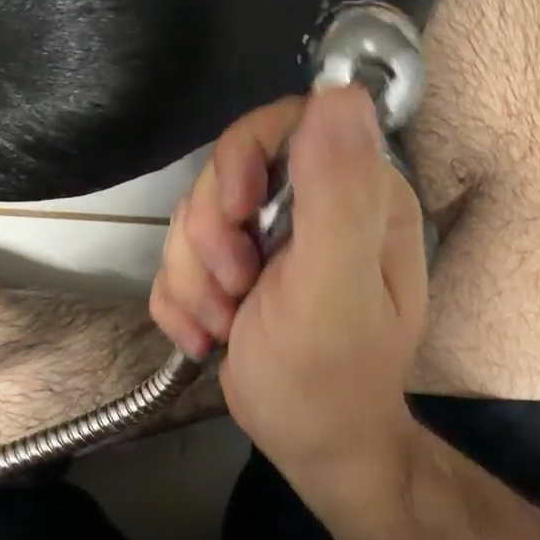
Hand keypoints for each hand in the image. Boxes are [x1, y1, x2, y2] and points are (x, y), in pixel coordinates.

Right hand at [150, 88, 428, 476]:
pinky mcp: (237, 267)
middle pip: (225, 172)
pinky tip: (209, 337)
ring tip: (225, 325)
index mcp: (358, 193)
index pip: (284, 125)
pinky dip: (183, 299)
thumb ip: (338, 192)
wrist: (310, 448)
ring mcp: (272, 236)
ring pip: (194, 217)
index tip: (234, 213)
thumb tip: (340, 91)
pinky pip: (181, 257)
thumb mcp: (334, 288)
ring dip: (195, 279)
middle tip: (234, 291)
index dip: (242, 160)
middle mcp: (316, 203)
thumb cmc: (329, 378)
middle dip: (211, 239)